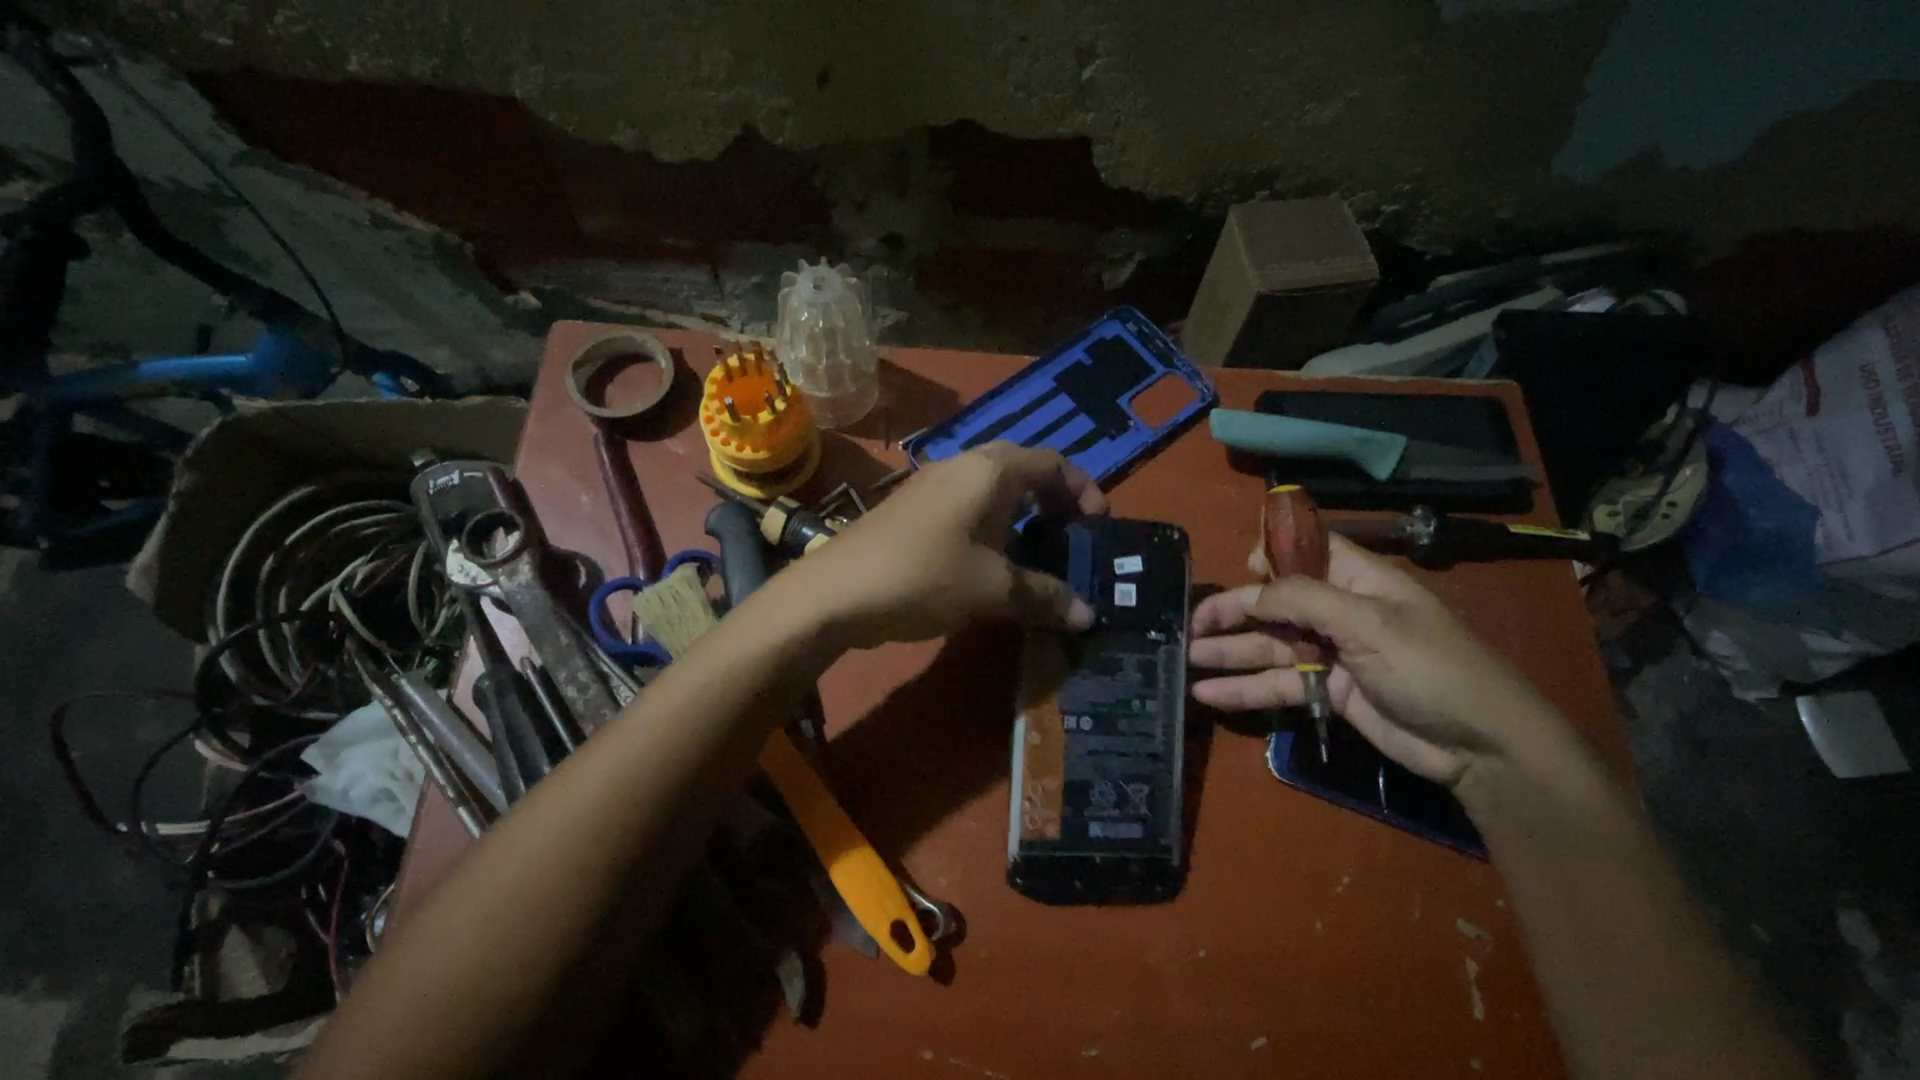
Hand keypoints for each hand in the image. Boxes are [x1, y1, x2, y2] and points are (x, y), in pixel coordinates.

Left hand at [786, 443, 1106, 647]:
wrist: (835, 593)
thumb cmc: (924, 576)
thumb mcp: (993, 590)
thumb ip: (1044, 596)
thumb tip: (1087, 615)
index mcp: (990, 470)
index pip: (1052, 462)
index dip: (1083, 489)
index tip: (1097, 527)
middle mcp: (962, 467)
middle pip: (1022, 470)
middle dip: (1053, 501)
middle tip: (1069, 538)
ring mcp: (932, 487)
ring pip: (992, 491)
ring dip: (1020, 517)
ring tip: (1036, 558)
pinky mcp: (912, 512)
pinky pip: (967, 509)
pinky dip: (991, 529)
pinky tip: (990, 568)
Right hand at [1188, 534, 1562, 787]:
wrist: (1479, 745)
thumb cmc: (1431, 668)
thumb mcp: (1370, 623)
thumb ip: (1304, 600)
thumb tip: (1250, 584)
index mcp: (1358, 580)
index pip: (1305, 551)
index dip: (1268, 556)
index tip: (1236, 571)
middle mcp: (1339, 611)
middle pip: (1274, 603)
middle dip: (1232, 611)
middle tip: (1188, 625)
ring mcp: (1331, 654)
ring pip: (1269, 646)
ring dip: (1228, 651)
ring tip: (1186, 658)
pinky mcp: (1328, 693)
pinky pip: (1277, 684)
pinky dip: (1243, 689)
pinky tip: (1208, 694)